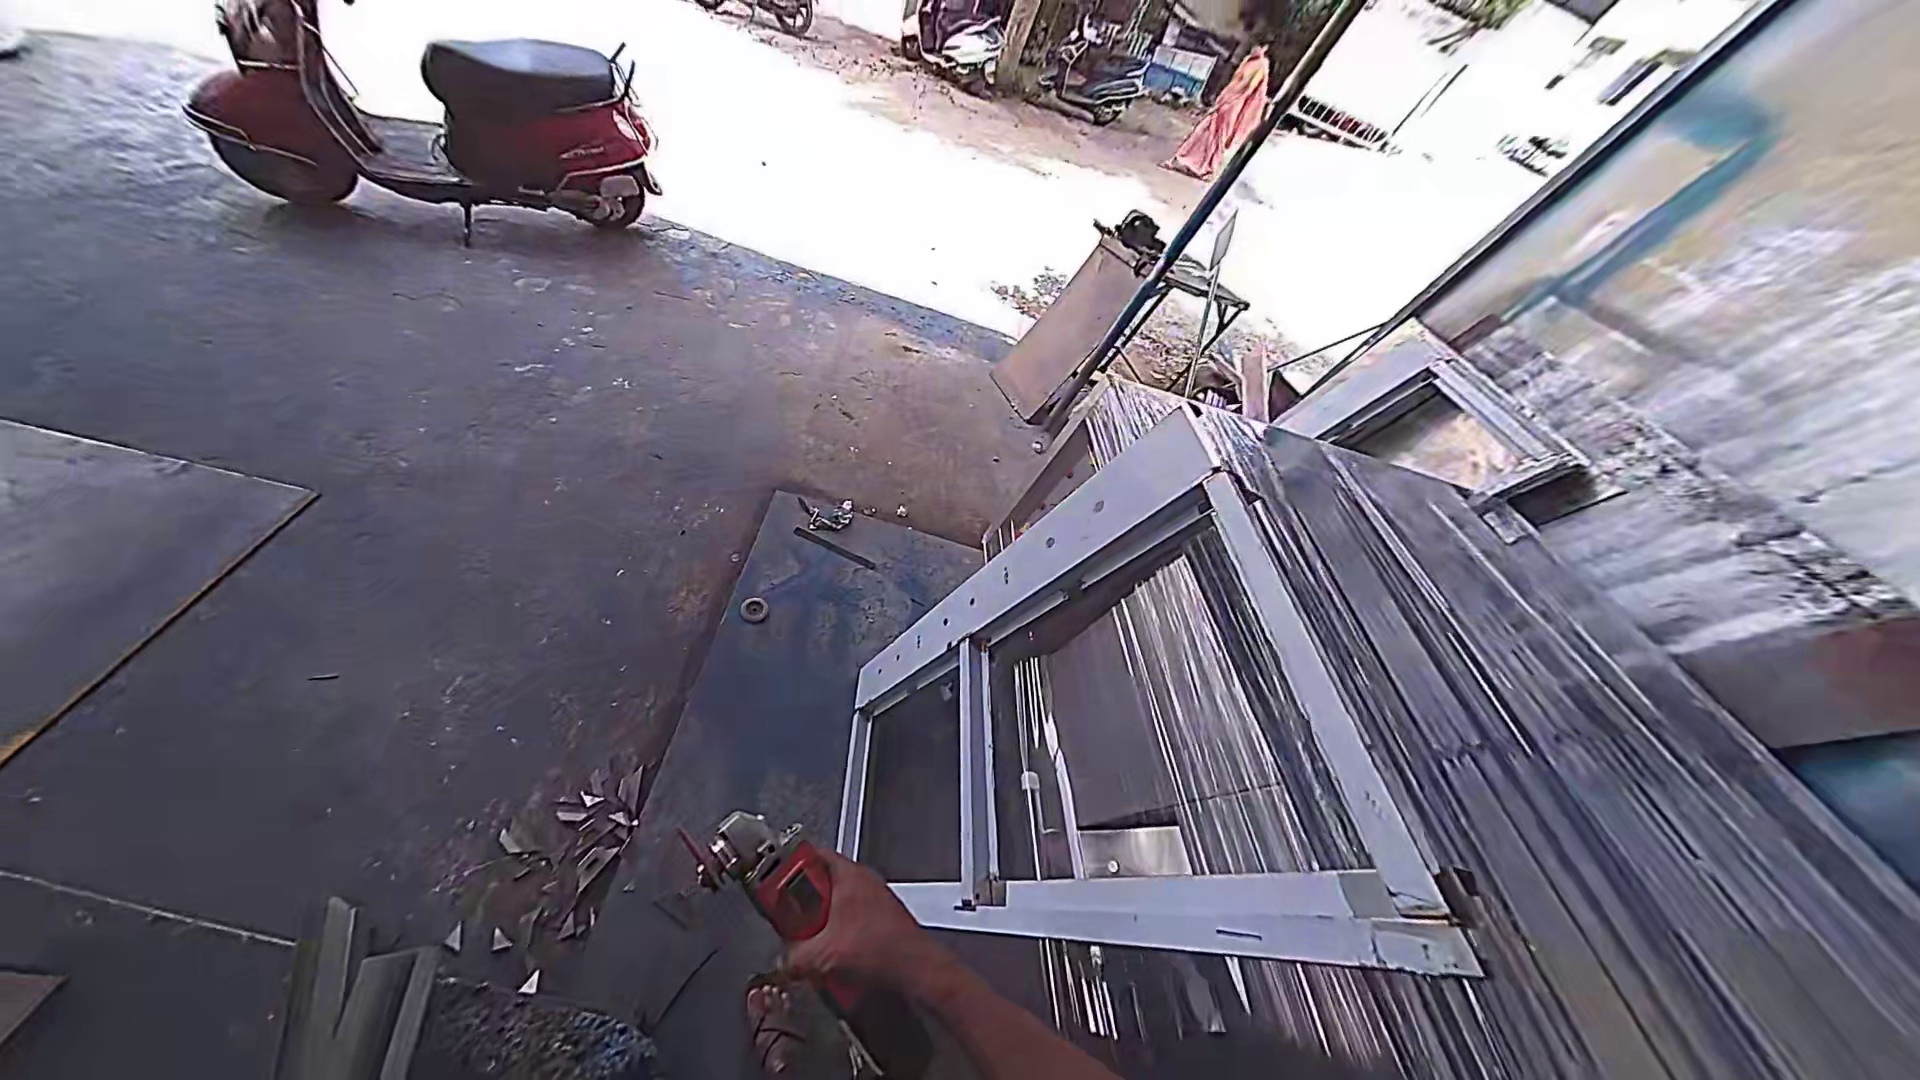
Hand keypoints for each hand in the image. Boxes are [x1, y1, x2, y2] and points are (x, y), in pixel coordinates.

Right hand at [782, 850, 948, 992]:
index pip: (812, 855)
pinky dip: (836, 931)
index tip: (776, 884)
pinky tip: (833, 954)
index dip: (790, 868)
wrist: (915, 968)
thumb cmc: (882, 948)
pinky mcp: (878, 915)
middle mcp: (861, 878)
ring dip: (820, 921)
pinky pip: (848, 915)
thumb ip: (793, 957)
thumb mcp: (821, 955)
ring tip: (813, 943)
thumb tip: (783, 959)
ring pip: (834, 901)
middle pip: (821, 881)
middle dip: (804, 903)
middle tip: (794, 922)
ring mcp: (871, 895)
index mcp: (847, 874)